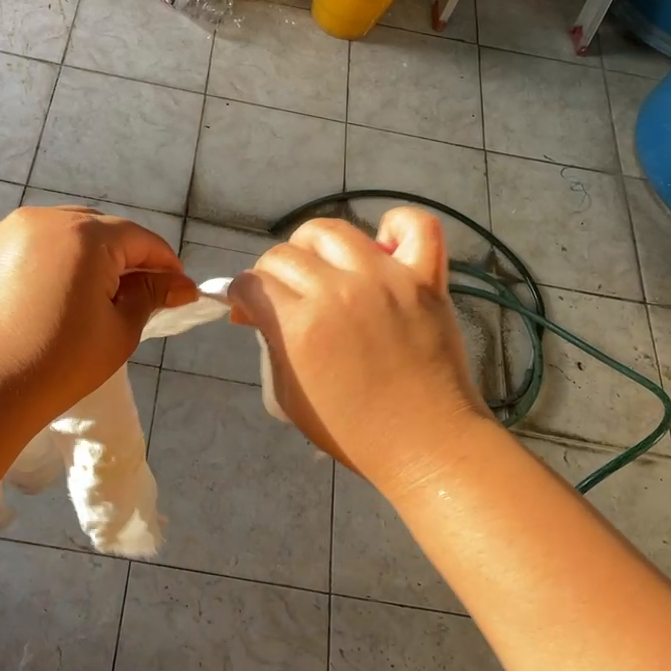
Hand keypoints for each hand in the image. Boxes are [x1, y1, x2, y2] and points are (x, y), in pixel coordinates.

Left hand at [0, 206, 196, 429]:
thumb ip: (149, 297)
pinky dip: (30, 267)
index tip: (177, 286)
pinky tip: (30, 303)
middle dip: (117, 256)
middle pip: (93, 229)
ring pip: (50, 236)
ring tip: (76, 297)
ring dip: (72, 257)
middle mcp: (39, 221)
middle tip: (129, 293)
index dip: (162, 262)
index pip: (137, 238)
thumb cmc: (58, 365)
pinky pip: (13, 251)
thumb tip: (178, 284)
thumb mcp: (118, 333)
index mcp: (83, 236)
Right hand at [228, 209, 488, 486]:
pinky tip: (384, 246)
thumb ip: (268, 343)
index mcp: (300, 326)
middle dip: (272, 276)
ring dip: (314, 247)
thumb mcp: (288, 396)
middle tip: (286, 299)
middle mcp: (339, 292)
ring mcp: (385, 279)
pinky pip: (414, 225)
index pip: (252, 283)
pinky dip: (396, 226)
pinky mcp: (425, 278)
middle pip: (284, 255)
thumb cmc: (352, 432)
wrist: (427, 445)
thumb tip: (252, 308)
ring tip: (323, 270)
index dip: (244, 295)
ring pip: (331, 231)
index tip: (251, 307)